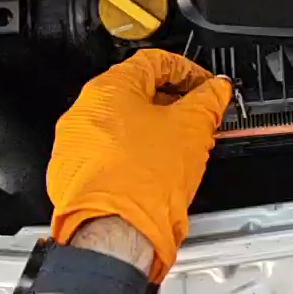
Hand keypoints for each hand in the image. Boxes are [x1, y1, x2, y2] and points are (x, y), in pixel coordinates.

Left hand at [48, 50, 232, 281]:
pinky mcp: (74, 174)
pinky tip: (158, 169)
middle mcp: (84, 112)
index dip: (189, 71)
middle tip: (199, 115)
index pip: (155, 62)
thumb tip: (217, 88)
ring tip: (182, 146)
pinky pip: (111, 153)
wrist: (117, 231)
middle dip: (174, 102)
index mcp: (109, 90)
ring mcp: (75, 145)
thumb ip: (208, 98)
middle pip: (137, 93)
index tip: (207, 86)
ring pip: (123, 124)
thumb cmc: (145, 179)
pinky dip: (136, 154)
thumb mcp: (193, 126)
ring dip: (155, 129)